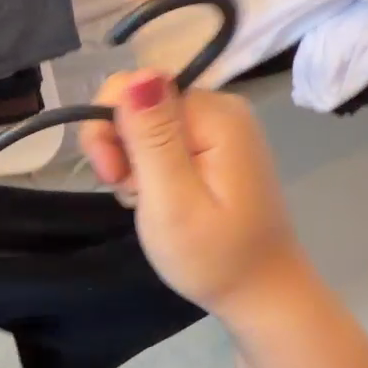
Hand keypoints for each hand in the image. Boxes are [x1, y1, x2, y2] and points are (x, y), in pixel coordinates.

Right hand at [78, 70, 310, 322]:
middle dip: (116, 146)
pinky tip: (154, 198)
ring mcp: (216, 129)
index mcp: (214, 115)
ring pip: (141, 124)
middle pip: (136, 101)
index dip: (108, 126)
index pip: (133, 87)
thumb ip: (152, 137)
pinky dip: (143, 171)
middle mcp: (219, 109)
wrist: (258, 294)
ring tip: (144, 201)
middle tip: (126, 191)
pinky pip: (157, 142)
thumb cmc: (213, 256)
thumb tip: (136, 74)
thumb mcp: (171, 199)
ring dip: (128, 163)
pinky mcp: (210, 148)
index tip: (112, 175)